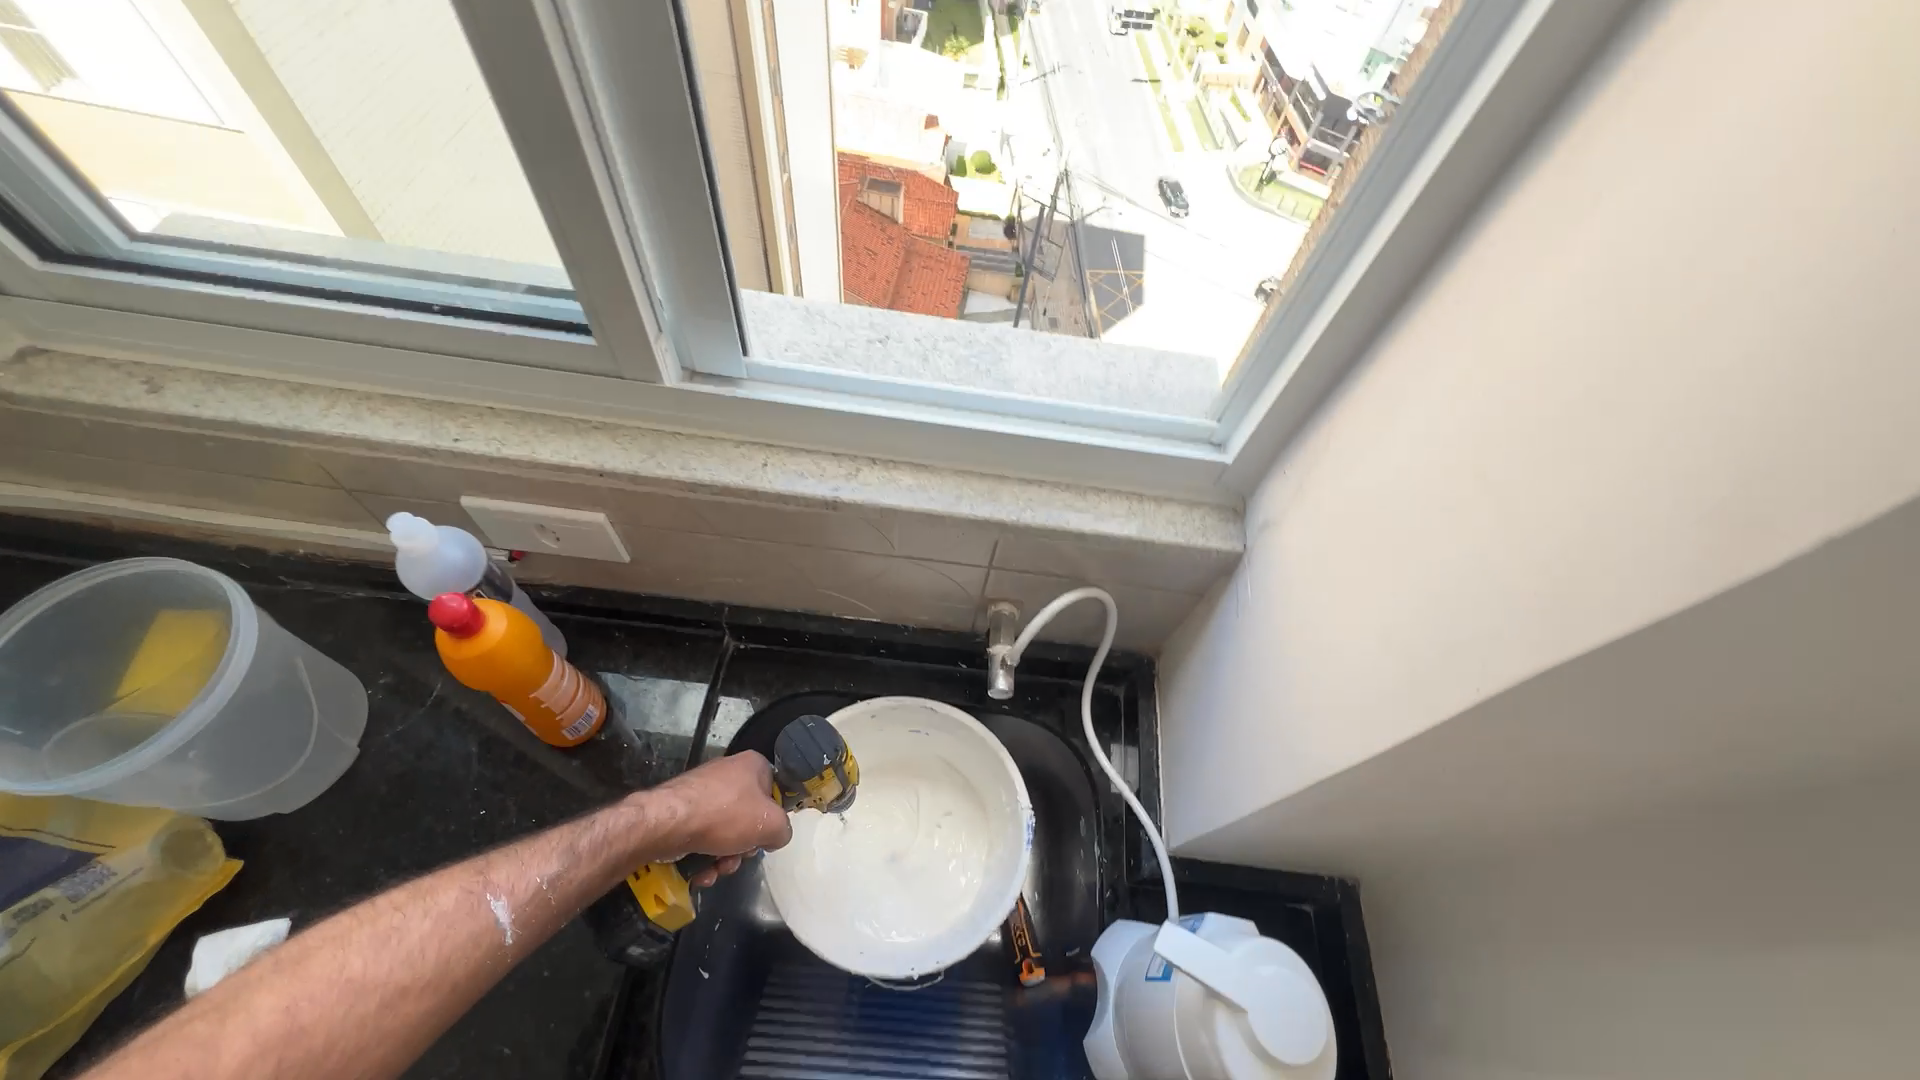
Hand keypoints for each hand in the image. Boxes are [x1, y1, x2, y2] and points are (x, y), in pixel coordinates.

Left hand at [649, 751, 791, 883]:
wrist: (668, 822)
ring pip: (724, 832)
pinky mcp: (683, 811)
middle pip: (747, 817)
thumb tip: (774, 836)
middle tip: (738, 856)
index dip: (771, 819)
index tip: (764, 837)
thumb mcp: (771, 824)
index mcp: (753, 765)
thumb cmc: (726, 815)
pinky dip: (704, 857)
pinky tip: (700, 871)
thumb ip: (783, 830)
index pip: (774, 792)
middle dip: (744, 846)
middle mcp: (728, 773)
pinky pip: (703, 836)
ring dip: (724, 857)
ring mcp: (703, 792)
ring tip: (715, 868)